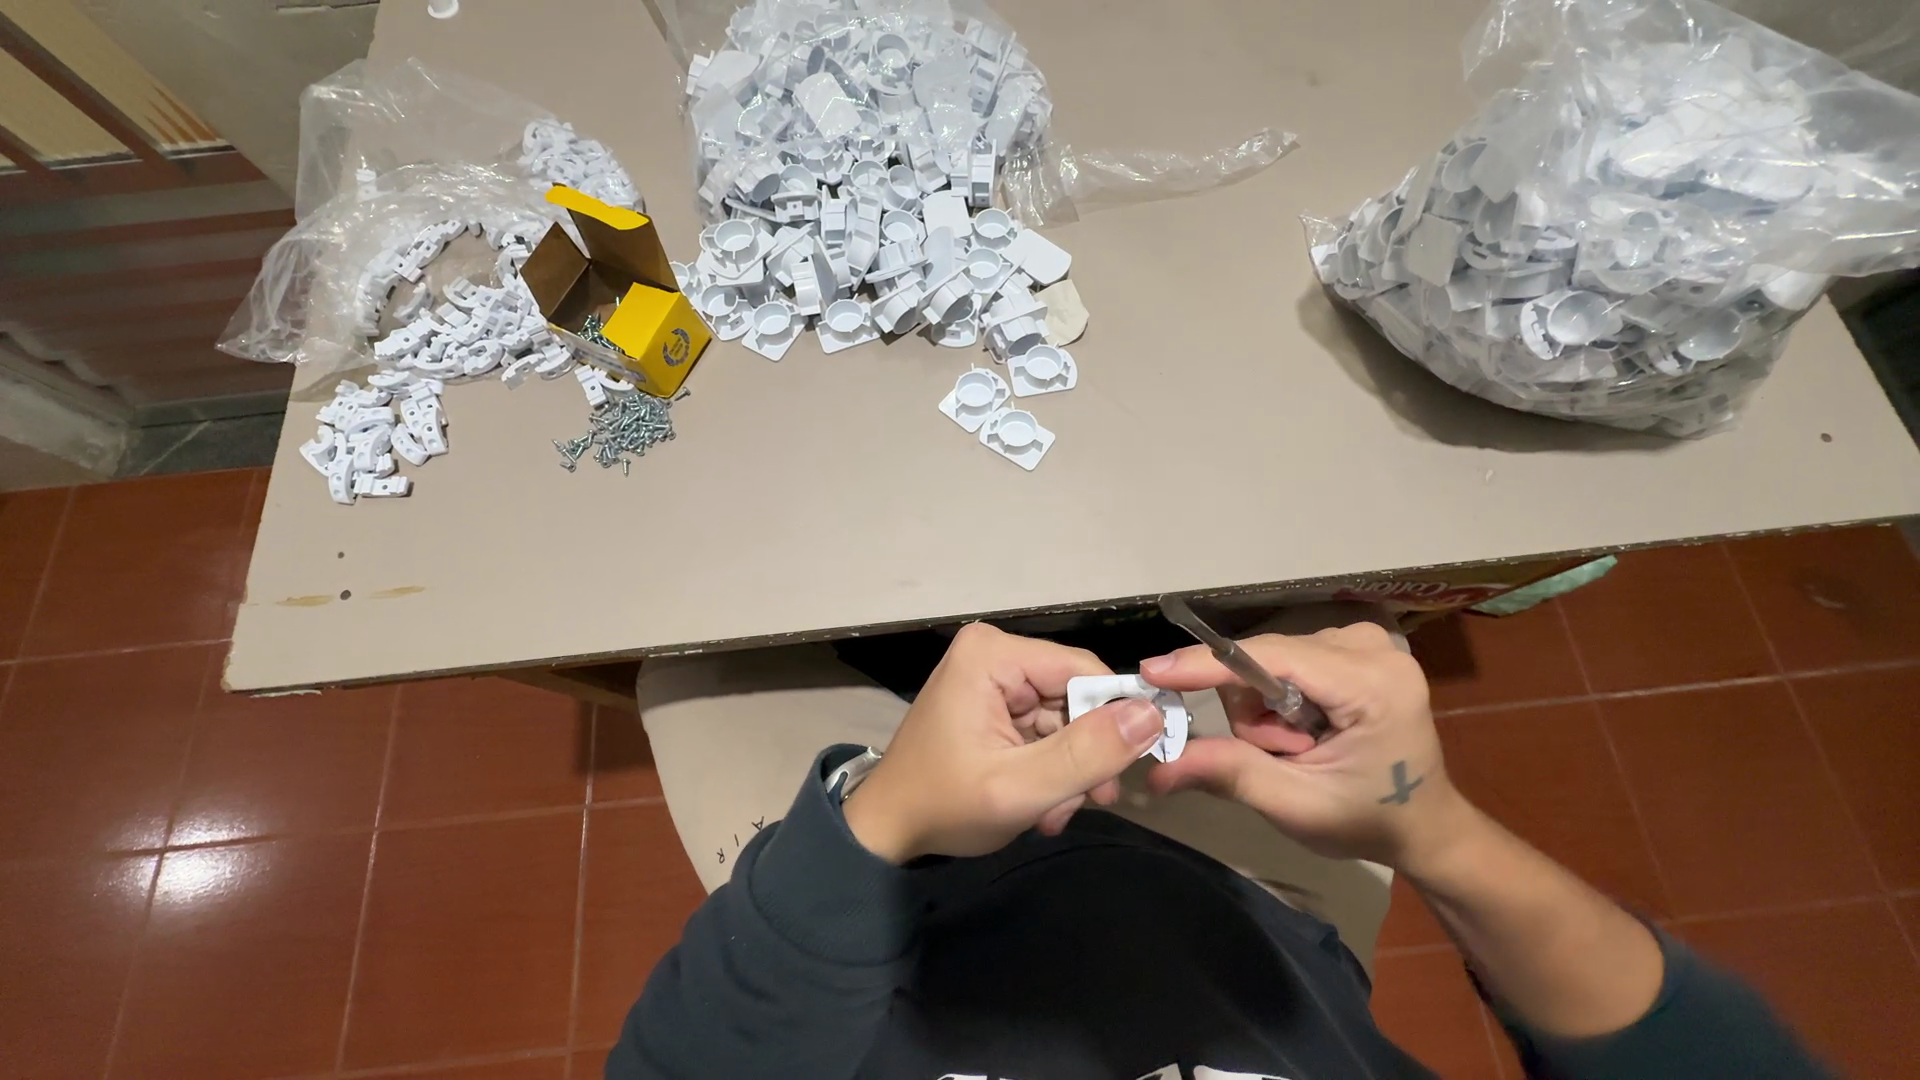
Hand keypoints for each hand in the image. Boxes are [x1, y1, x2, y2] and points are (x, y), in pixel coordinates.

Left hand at [843, 623, 1167, 863]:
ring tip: (1050, 812)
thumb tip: (1151, 714)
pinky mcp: (995, 704)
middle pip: (1075, 695)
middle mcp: (994, 654)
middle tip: (1084, 802)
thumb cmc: (943, 806)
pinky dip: (1049, 769)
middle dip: (1083, 754)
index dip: (1113, 717)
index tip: (1124, 770)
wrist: (887, 831)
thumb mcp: (1019, 788)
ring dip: (1068, 770)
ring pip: (1066, 718)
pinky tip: (1039, 804)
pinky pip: (1045, 730)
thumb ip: (1086, 753)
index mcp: (992, 654)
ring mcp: (994, 679)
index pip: (1082, 670)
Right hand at [1139, 622, 1472, 869]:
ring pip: (1270, 657)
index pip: (1271, 657)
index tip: (1153, 672)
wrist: (1424, 824)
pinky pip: (1285, 658)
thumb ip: (1229, 773)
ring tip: (1297, 748)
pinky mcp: (1356, 646)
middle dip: (1252, 708)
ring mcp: (1366, 642)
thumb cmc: (1368, 820)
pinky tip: (1305, 728)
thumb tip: (1157, 769)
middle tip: (1280, 754)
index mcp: (1372, 685)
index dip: (1208, 664)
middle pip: (1266, 656)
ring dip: (1263, 705)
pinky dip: (1277, 695)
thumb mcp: (1296, 805)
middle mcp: (1372, 648)